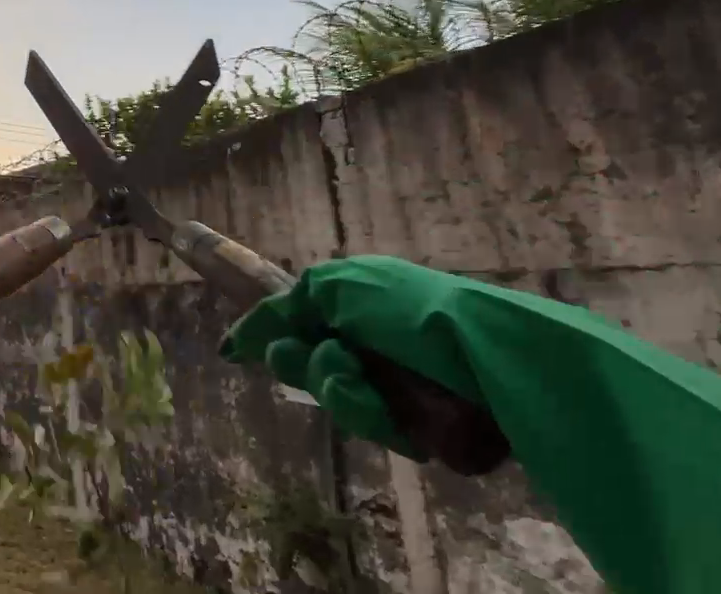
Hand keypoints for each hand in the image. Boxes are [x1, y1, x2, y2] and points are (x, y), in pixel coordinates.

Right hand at [219, 256, 497, 459]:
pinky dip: (377, 421)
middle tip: (327, 359)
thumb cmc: (405, 309)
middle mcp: (371, 345)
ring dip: (342, 393)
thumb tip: (231, 344)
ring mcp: (397, 388)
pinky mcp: (422, 430)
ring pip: (337, 403)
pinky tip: (397, 415)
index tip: (253, 350)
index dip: (275, 343)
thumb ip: (276, 309)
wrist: (490, 355)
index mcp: (353, 307)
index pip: (294, 331)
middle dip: (308, 367)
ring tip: (368, 386)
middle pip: (308, 369)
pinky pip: (375, 432)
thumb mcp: (328, 287)